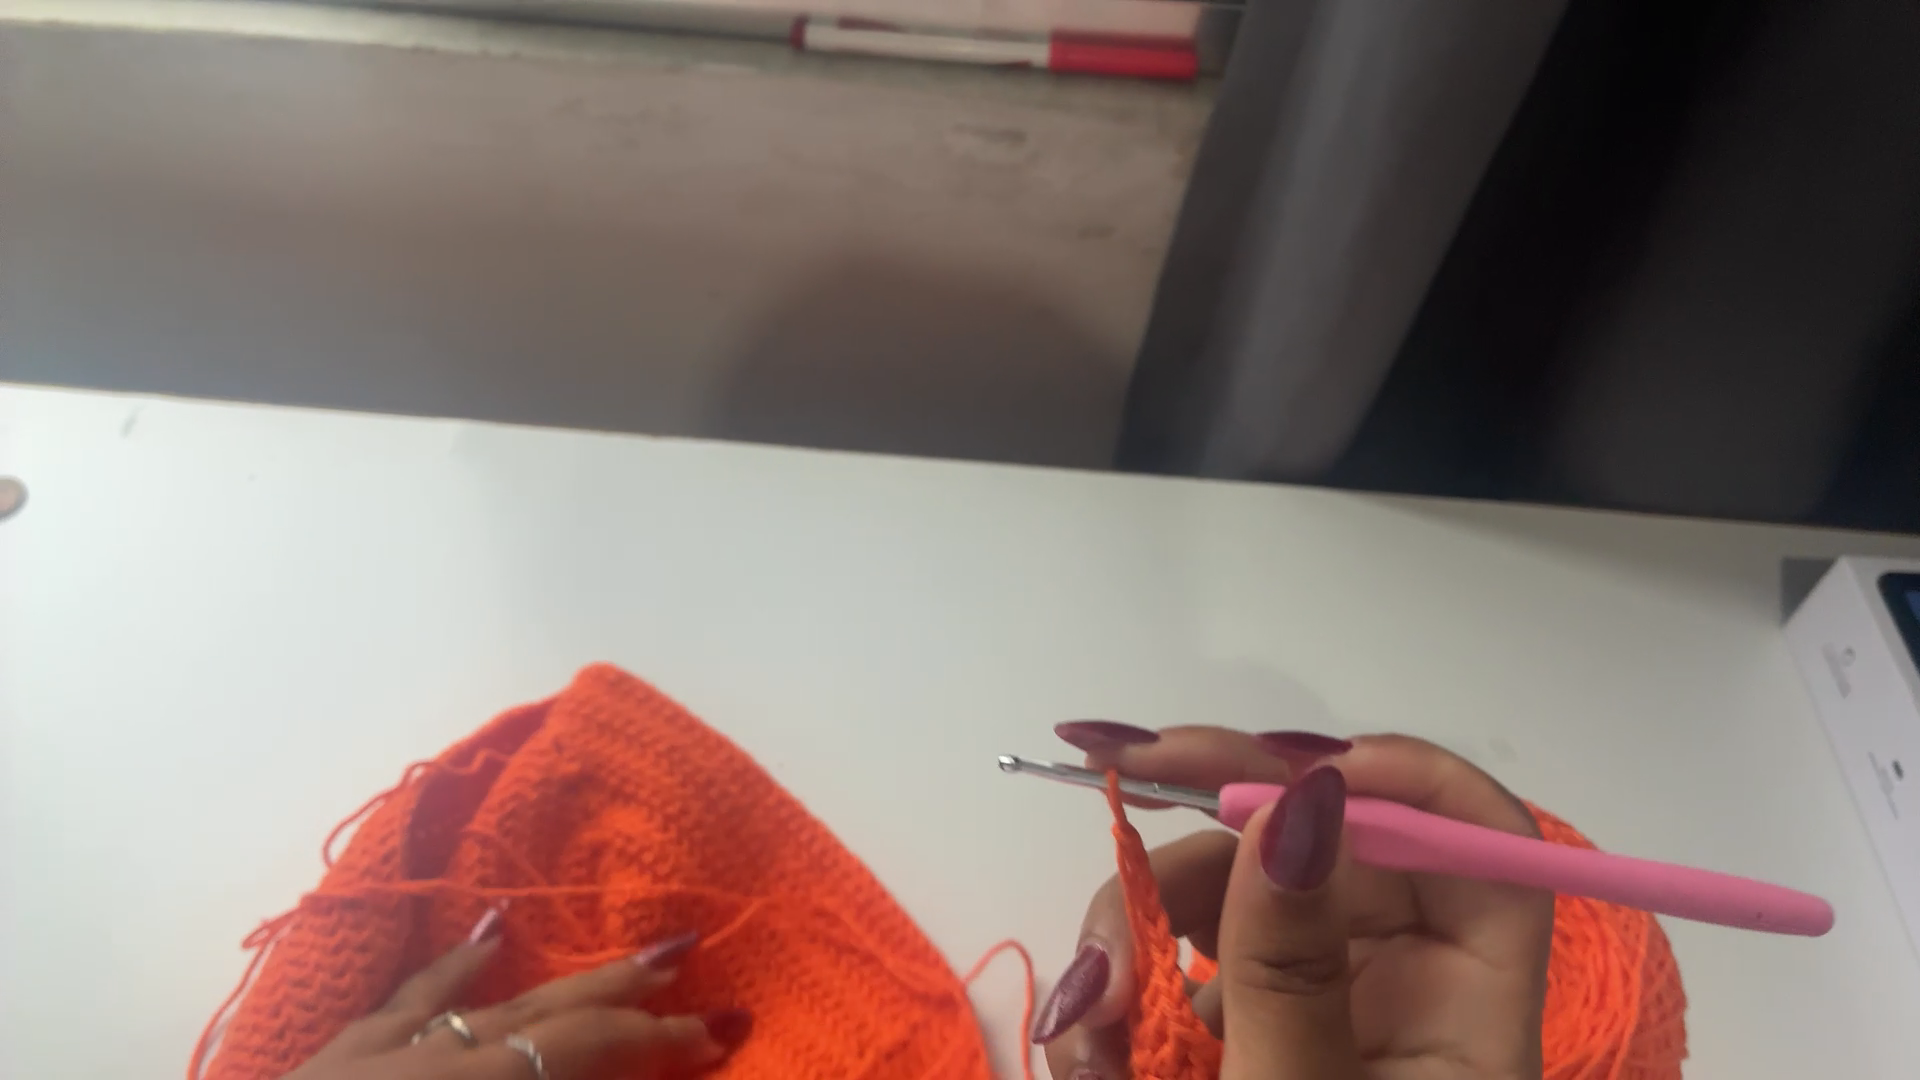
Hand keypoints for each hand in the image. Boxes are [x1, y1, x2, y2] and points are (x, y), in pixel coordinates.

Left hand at [282, 919, 749, 1079]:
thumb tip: (616, 1078)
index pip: (588, 1051)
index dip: (663, 1042)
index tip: (726, 1033)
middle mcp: (430, 1064)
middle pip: (555, 1012)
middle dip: (635, 990)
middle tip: (697, 955)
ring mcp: (375, 1060)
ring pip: (497, 998)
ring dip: (572, 976)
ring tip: (631, 948)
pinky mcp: (329, 1065)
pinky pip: (406, 1000)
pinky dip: (457, 964)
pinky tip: (491, 927)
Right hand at [1036, 726, 1553, 1079]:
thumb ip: (1293, 973)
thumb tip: (1298, 802)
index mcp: (1459, 1015)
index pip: (1479, 848)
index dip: (1400, 776)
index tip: (1283, 766)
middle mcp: (1387, 987)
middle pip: (1310, 838)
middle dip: (1200, 817)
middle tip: (1112, 763)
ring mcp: (1302, 998)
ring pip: (1219, 887)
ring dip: (1132, 923)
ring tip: (1081, 1029)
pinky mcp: (1232, 1020)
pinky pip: (1174, 949)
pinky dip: (1119, 977)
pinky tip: (1081, 1042)